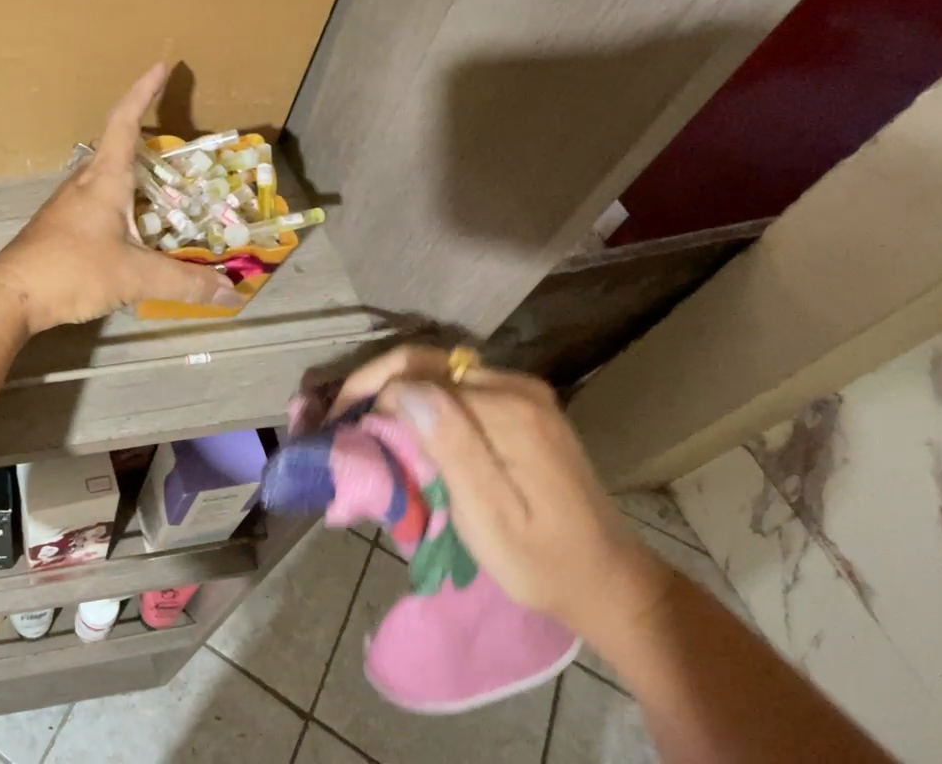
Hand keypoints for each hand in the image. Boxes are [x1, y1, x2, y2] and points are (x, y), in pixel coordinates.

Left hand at [0, 63, 242, 333]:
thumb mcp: (134, 276)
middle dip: (148, 142)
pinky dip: (124, 210)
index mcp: (103, 179)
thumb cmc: (71, 269)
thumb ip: (184, 282)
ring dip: (136, 182)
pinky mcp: (60, 230)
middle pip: (117, 151)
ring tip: (168, 194)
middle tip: (182, 149)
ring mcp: (68, 207)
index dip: (143, 92)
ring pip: (108, 183)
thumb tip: (230, 292)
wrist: (10, 295)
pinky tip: (137, 234)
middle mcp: (84, 184)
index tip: (161, 66)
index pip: (124, 122)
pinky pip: (99, 208)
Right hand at [334, 345, 673, 640]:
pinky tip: (404, 429)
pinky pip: (456, 388)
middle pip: (424, 362)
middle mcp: (516, 387)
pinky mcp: (522, 408)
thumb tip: (403, 390)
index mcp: (508, 410)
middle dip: (373, 384)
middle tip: (339, 420)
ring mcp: (523, 395)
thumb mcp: (489, 513)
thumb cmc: (540, 559)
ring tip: (363, 426)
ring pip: (436, 372)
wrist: (606, 580)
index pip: (415, 377)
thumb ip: (451, 444)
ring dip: (394, 392)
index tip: (335, 429)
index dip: (368, 396)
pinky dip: (421, 403)